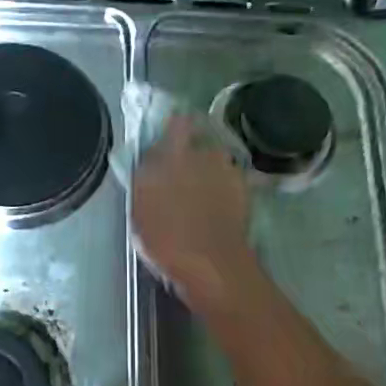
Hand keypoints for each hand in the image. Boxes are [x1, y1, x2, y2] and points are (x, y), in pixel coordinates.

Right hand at [131, 116, 253, 305]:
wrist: (211, 262)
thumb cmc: (165, 237)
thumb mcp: (140, 206)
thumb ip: (146, 175)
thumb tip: (151, 160)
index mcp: (172, 153)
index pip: (178, 122)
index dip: (175, 127)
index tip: (169, 138)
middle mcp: (204, 154)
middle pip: (200, 143)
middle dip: (193, 154)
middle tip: (182, 176)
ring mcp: (229, 170)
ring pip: (217, 163)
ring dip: (210, 172)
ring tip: (201, 197)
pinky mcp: (246, 189)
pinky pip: (231, 182)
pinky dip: (224, 190)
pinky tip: (216, 209)